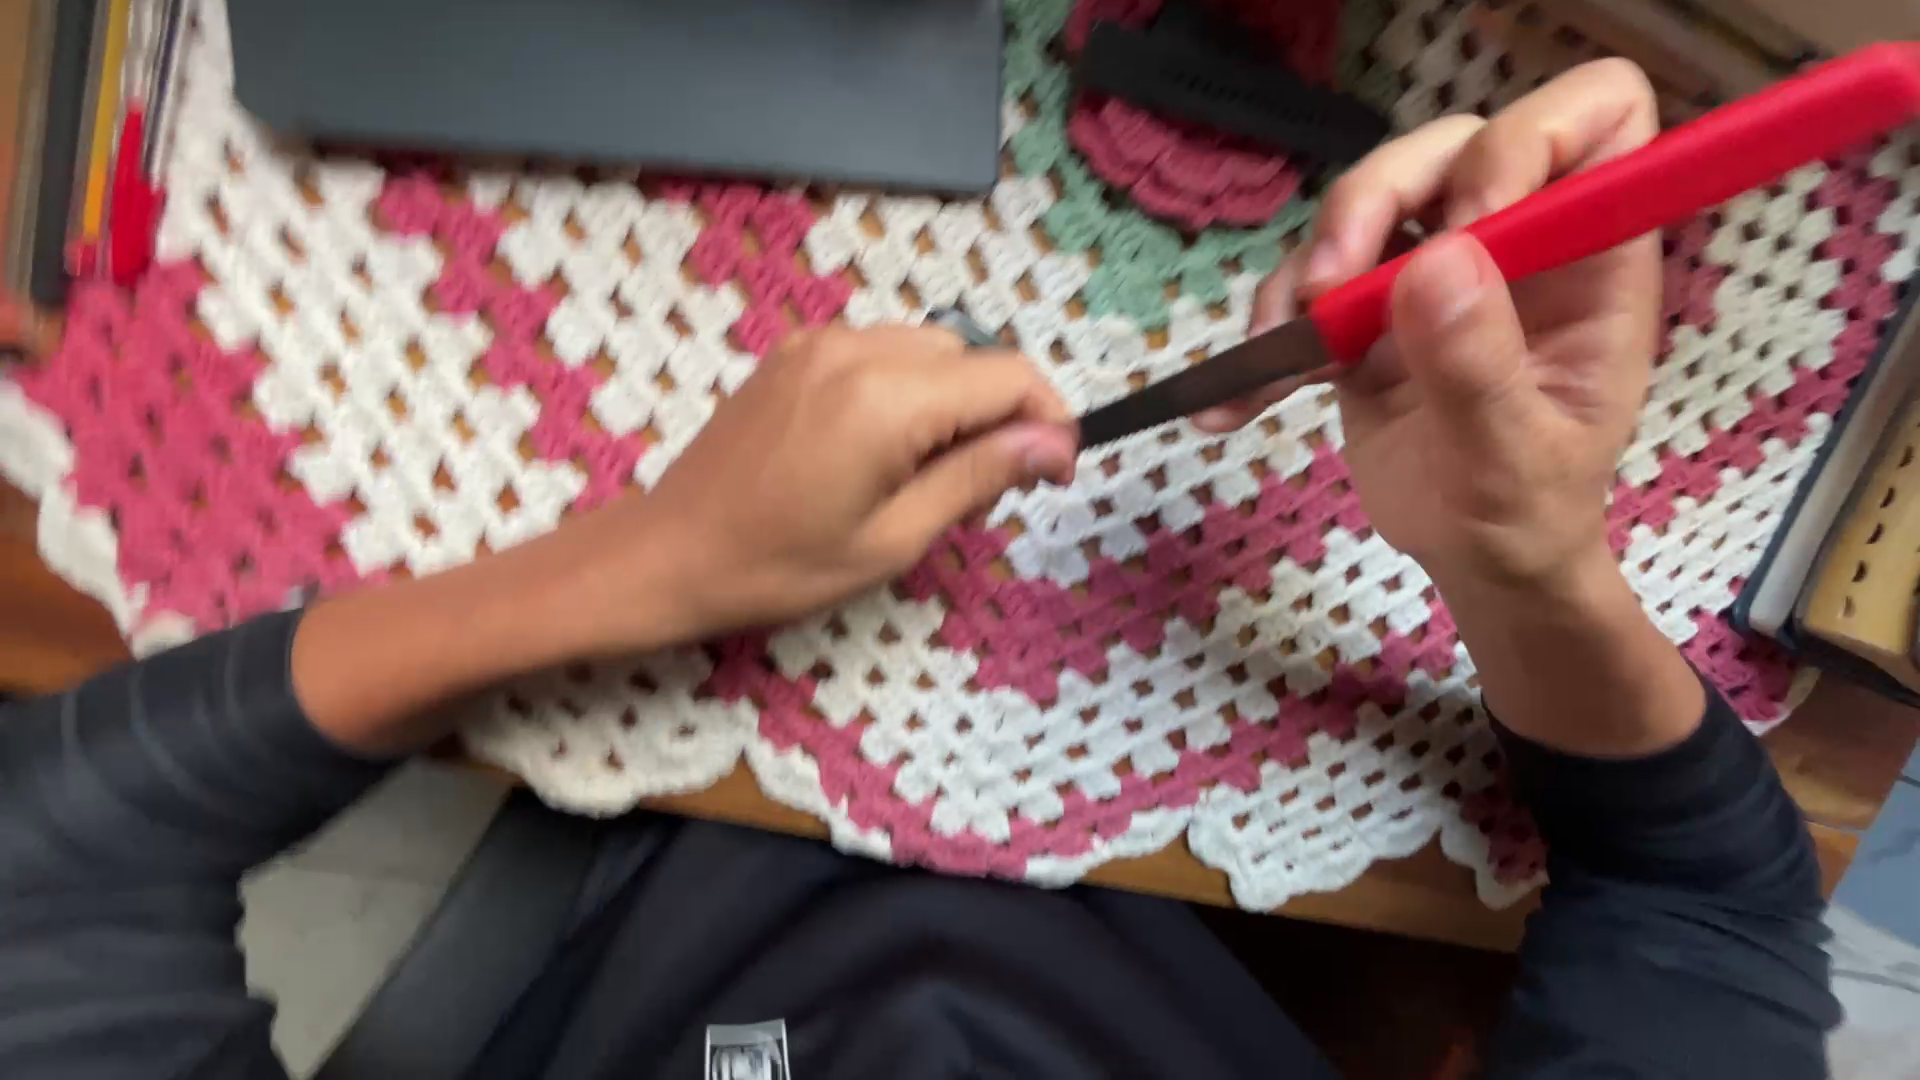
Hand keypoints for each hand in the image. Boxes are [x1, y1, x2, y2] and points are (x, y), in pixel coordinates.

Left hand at [294, 325, 1077, 752]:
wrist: (669, 554)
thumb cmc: (782, 567)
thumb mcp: (895, 538)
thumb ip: (980, 477)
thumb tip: (1056, 444)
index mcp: (887, 397)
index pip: (1008, 376)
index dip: (1049, 420)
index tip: (1055, 476)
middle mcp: (858, 346)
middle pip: (973, 357)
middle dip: (999, 417)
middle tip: (983, 493)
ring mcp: (821, 341)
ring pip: (932, 352)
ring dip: (956, 404)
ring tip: (931, 475)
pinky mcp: (798, 351)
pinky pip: (884, 354)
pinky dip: (910, 392)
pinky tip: (884, 448)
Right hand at [1195, 60, 1662, 592]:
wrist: (1470, 555)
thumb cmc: (1520, 512)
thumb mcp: (1510, 457)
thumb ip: (1479, 366)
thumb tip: (1431, 260)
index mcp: (1585, 260)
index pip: (1586, 124)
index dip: (1517, 148)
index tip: (1454, 231)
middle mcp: (1507, 250)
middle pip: (1439, 155)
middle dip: (1368, 205)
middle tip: (1324, 288)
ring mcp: (1427, 283)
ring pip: (1355, 219)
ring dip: (1297, 281)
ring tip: (1273, 363)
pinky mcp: (1364, 323)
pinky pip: (1303, 296)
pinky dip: (1263, 344)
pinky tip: (1234, 403)